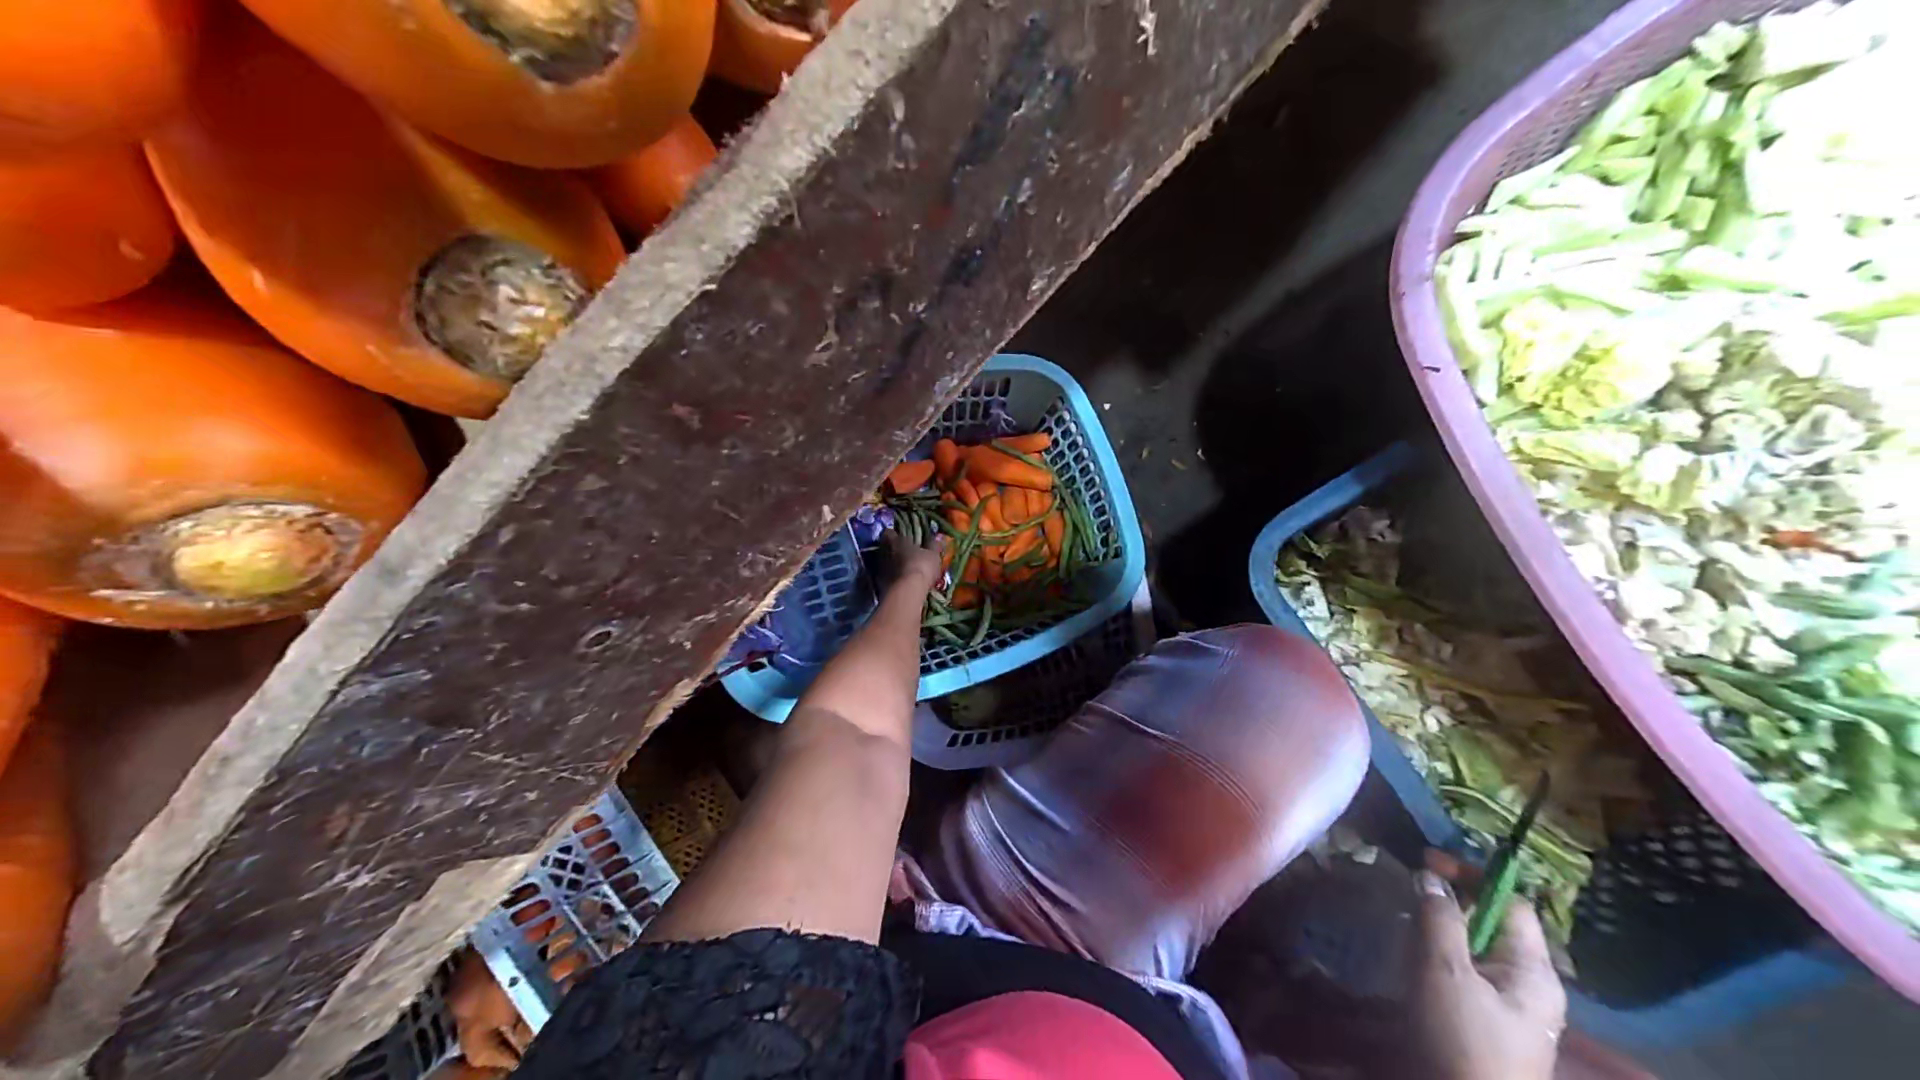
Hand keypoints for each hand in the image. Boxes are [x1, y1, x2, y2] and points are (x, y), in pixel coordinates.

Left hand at [881, 527, 943, 594]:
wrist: (907, 593)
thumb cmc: (920, 567)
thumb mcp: (933, 555)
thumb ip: (934, 545)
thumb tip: (939, 537)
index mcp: (894, 540)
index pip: (890, 532)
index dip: (897, 534)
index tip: (906, 538)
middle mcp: (883, 552)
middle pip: (886, 547)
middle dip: (895, 550)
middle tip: (908, 554)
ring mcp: (880, 568)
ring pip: (886, 562)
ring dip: (894, 564)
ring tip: (906, 569)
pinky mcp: (879, 583)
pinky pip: (886, 576)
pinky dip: (893, 577)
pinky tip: (903, 582)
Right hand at [1409, 869, 1566, 1079]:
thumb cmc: (1462, 1042)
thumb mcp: (1445, 973)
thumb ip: (1439, 919)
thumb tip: (1430, 876)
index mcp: (1535, 973)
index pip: (1511, 903)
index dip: (1472, 875)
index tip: (1425, 862)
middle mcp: (1529, 987)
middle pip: (1491, 925)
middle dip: (1449, 903)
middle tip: (1408, 892)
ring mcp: (1508, 1009)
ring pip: (1472, 948)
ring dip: (1438, 930)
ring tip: (1404, 924)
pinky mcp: (1484, 1024)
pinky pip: (1462, 973)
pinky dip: (1436, 956)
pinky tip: (1411, 961)